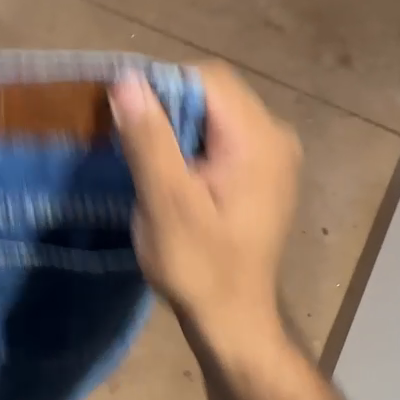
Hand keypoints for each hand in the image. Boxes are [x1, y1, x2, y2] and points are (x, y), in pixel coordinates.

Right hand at [111, 63, 301, 341]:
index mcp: (258, 138)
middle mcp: (276, 137)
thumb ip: (148, 139)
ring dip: (175, 133)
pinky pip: (222, 143)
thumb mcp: (165, 202)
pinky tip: (169, 182)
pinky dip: (191, 150)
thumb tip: (127, 81)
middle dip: (166, 111)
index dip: (160, 88)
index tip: (123, 121)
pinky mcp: (262, 178)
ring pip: (215, 119)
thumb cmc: (197, 266)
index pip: (207, 79)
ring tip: (145, 167)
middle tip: (128, 148)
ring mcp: (273, 159)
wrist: (231, 320)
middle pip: (213, 96)